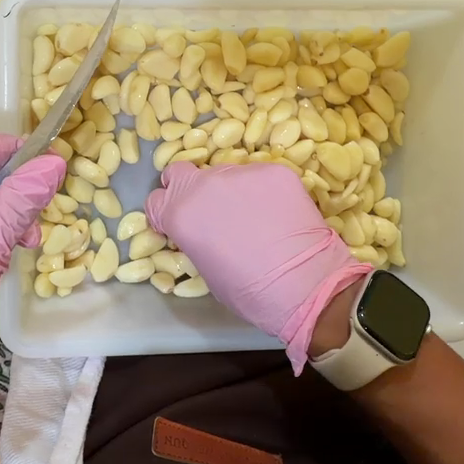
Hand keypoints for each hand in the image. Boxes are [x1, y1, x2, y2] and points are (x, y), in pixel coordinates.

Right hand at [147, 161, 370, 371]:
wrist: (307, 287)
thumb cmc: (250, 293)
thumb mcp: (205, 269)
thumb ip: (194, 237)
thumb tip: (201, 227)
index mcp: (180, 214)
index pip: (156, 199)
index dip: (164, 212)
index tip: (176, 224)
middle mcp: (204, 185)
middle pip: (181, 173)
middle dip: (187, 188)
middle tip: (208, 210)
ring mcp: (240, 173)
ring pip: (223, 172)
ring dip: (229, 190)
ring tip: (252, 216)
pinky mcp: (273, 170)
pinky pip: (257, 175)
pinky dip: (261, 190)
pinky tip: (276, 213)